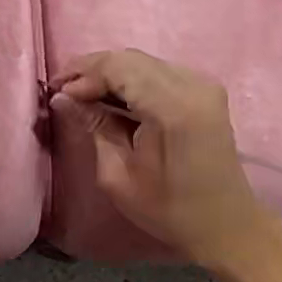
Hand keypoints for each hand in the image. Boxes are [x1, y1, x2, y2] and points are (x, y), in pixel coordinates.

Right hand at [49, 49, 281, 266]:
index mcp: (173, 108)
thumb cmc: (168, 210)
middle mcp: (192, 85)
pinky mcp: (205, 90)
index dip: (83, 75)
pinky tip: (110, 97)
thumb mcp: (118, 176)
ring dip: (109, 73)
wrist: (224, 223)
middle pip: (130, 59)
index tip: (56, 94)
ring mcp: (203, 84)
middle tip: (62, 90)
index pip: (119, 68)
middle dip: (92, 70)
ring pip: (143, 62)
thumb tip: (64, 98)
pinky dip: (129, 79)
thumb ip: (94, 127)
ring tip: (80, 93)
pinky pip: (158, 72)